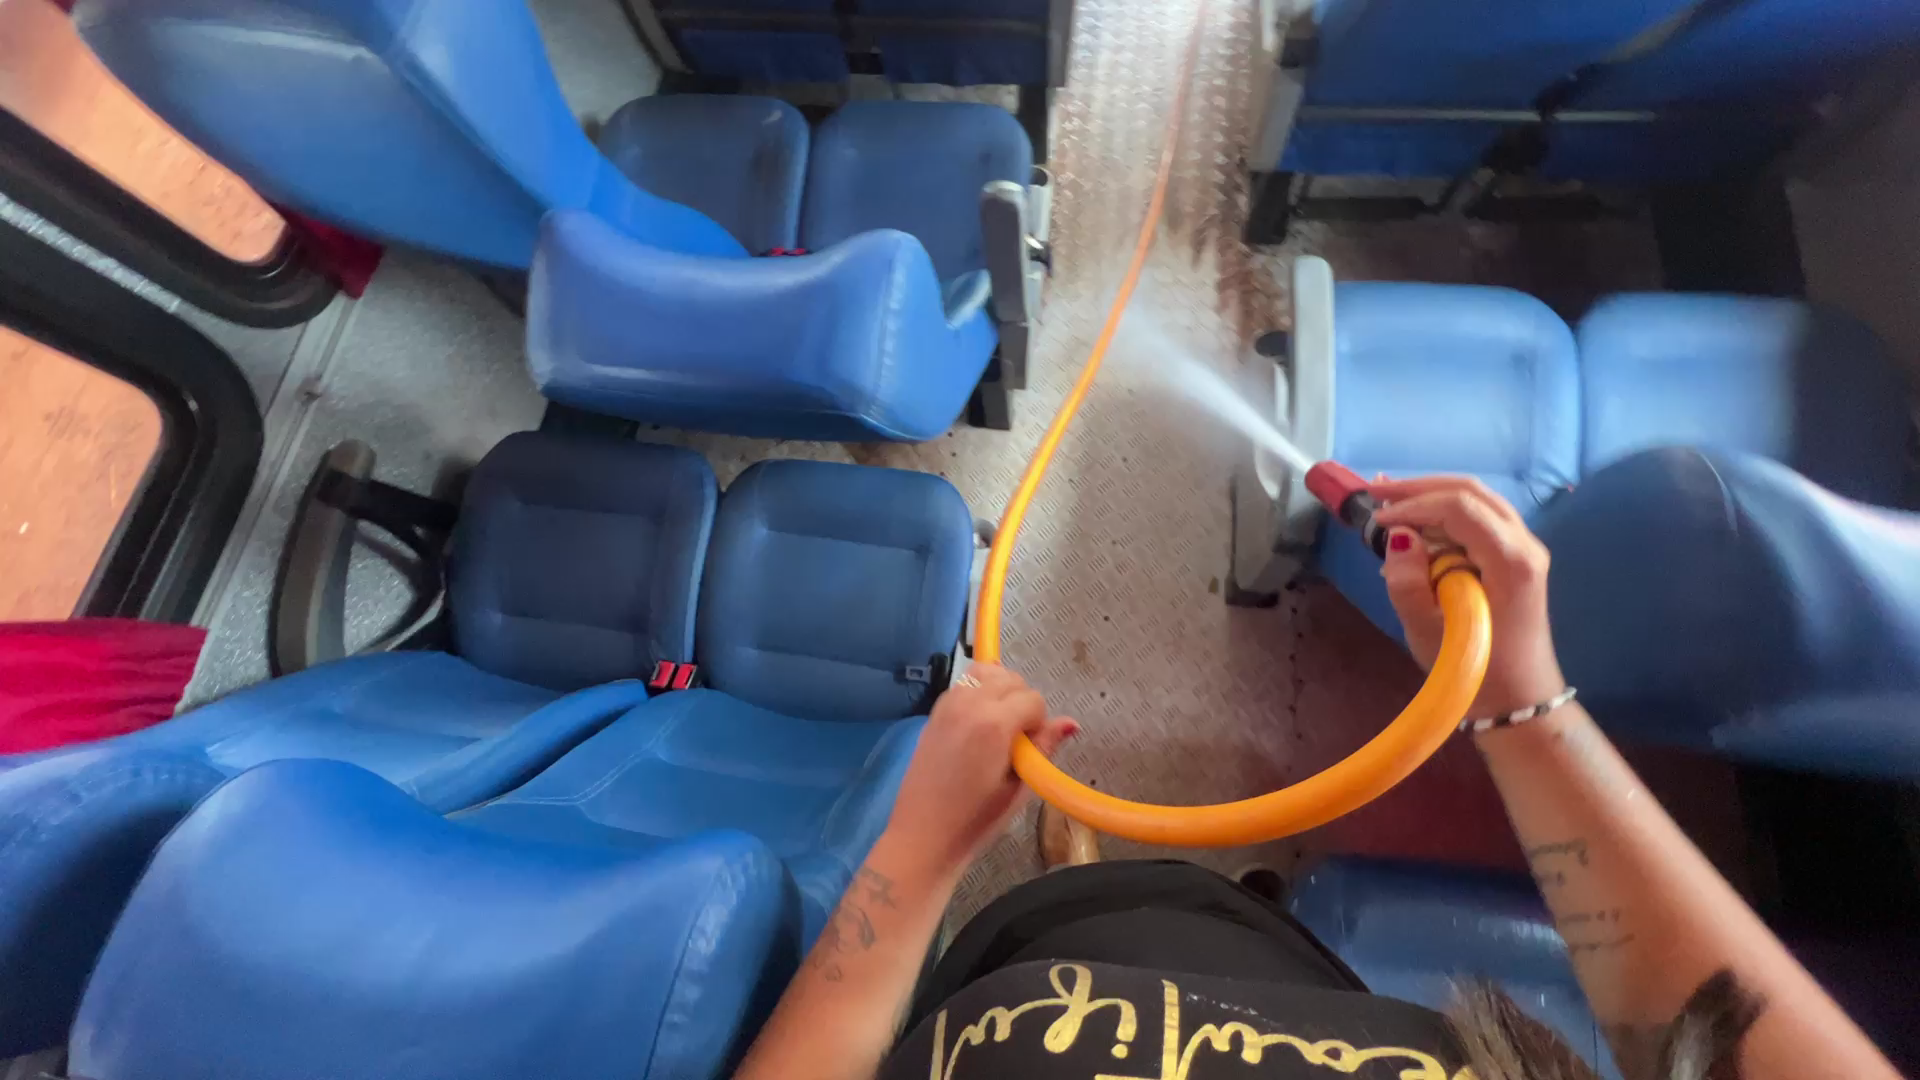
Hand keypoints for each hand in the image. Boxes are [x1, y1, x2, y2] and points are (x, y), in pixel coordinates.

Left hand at [883, 664, 1077, 878]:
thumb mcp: (1019, 789)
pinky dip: (978, 691)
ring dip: (1000, 689)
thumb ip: (1044, 748)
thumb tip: (1070, 723)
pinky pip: (964, 682)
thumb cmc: (976, 819)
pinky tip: (979, 722)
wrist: (924, 833)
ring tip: (1000, 724)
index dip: (1039, 722)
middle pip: (1011, 678)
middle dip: (1022, 701)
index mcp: (994, 724)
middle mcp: (969, 703)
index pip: (1034, 698)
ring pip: (986, 671)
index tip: (1030, 748)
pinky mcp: (935, 710)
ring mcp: (948, 703)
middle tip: (1017, 738)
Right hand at [1370, 475, 1567, 719]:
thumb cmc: (1470, 665)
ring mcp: (1522, 547)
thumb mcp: (1426, 628)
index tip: (1377, 521)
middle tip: (1372, 490)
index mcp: (1510, 561)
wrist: (1515, 695)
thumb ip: (1407, 579)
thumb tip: (1397, 536)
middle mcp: (1524, 544)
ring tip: (1385, 496)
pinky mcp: (1511, 556)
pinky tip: (1411, 515)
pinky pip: (1476, 516)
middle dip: (1418, 487)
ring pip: (1476, 498)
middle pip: (1471, 492)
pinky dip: (1441, 509)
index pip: (1460, 508)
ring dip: (1429, 493)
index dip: (1413, 505)